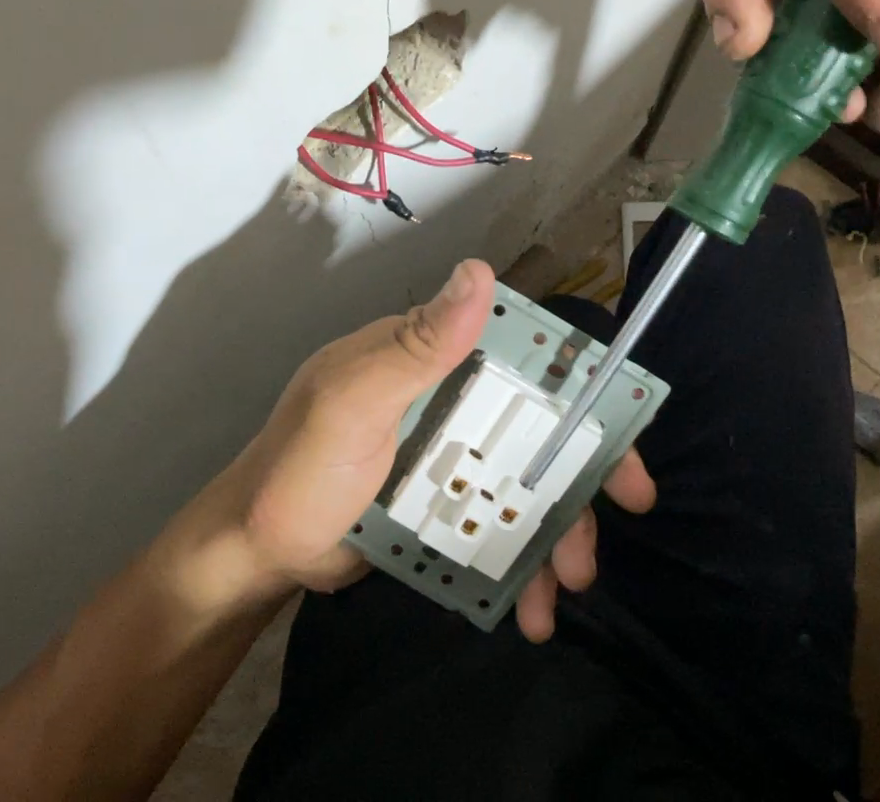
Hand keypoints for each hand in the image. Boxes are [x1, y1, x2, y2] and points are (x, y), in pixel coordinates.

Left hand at [202, 259, 654, 641]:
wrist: (257, 552)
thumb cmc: (300, 470)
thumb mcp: (353, 402)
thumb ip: (416, 345)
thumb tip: (481, 271)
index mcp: (428, 360)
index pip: (522, 356)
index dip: (580, 387)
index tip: (622, 428)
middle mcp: (446, 400)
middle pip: (537, 428)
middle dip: (582, 475)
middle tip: (621, 515)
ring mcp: (446, 457)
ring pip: (524, 485)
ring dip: (556, 533)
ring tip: (565, 587)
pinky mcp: (441, 507)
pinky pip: (498, 526)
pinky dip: (521, 565)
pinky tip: (528, 608)